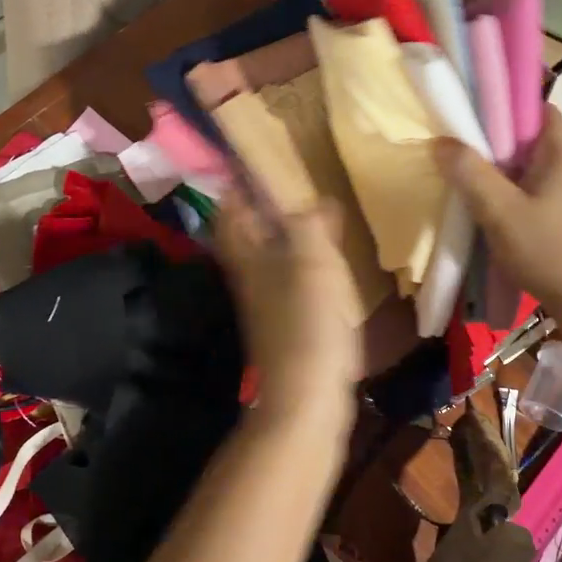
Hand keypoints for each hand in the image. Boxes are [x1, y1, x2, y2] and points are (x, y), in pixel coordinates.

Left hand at [215, 193, 362, 412]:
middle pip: (247, 235)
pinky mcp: (287, 326)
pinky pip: (292, 283)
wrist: (306, 398)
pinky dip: (307, 268)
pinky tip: (331, 267)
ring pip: (270, 259)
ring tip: (320, 220)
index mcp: (246, 255)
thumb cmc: (307, 322)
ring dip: (289, 238)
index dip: (238, 185)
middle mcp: (249, 277)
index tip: (259, 164)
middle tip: (296, 189)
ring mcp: (266, 304)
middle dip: (265, 211)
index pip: (229, 210)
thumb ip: (310, 224)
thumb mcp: (313, 261)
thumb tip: (317, 201)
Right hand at [434, 111, 561, 317]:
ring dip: (532, 181)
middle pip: (546, 144)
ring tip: (507, 208)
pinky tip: (536, 226)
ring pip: (558, 170)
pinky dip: (550, 199)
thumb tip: (442, 140)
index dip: (510, 118)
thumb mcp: (498, 214)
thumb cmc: (547, 253)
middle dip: (515, 156)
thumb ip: (470, 174)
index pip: (541, 112)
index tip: (483, 139)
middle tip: (486, 181)